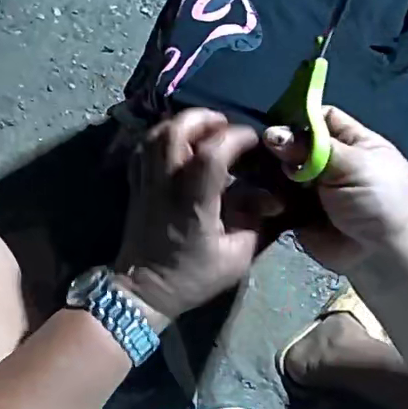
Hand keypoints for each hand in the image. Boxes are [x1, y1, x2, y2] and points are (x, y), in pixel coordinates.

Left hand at [114, 108, 277, 321]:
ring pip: (155, 133)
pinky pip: (142, 147)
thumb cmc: (191, 276)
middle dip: (205, 119)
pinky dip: (161, 135)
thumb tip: (273, 196)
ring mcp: (145, 181)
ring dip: (182, 123)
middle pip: (175, 130)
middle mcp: (165, 184)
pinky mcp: (134, 183)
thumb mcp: (237, 257)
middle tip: (226, 126)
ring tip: (205, 131)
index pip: (211, 153)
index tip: (255, 141)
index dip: (237, 137)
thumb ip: (258, 221)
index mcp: (193, 203)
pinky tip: (179, 143)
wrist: (142, 289)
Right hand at [262, 105, 407, 272]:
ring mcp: (313, 188)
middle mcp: (332, 163)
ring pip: (281, 169)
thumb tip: (271, 133)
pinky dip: (266, 193)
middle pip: (297, 143)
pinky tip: (256, 190)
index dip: (300, 118)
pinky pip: (275, 195)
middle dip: (280, 146)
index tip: (276, 125)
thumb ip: (311, 147)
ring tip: (256, 172)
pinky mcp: (296, 211)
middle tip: (262, 152)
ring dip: (270, 171)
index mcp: (356, 144)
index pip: (322, 118)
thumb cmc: (379, 204)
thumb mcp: (353, 166)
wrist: (382, 258)